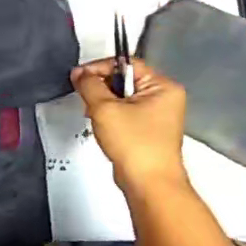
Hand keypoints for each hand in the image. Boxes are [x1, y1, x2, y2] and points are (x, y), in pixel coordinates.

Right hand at [72, 58, 188, 191]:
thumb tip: (80, 73)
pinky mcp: (148, 129)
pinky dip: (110, 115)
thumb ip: (89, 85)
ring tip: (94, 113)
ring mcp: (158, 115)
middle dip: (101, 86)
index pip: (127, 64)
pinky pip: (125, 112)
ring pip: (123, 96)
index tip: (79, 76)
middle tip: (84, 95)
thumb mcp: (104, 108)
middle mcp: (165, 98)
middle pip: (125, 79)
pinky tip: (102, 125)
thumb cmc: (134, 144)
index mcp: (163, 87)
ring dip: (104, 102)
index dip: (100, 67)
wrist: (148, 182)